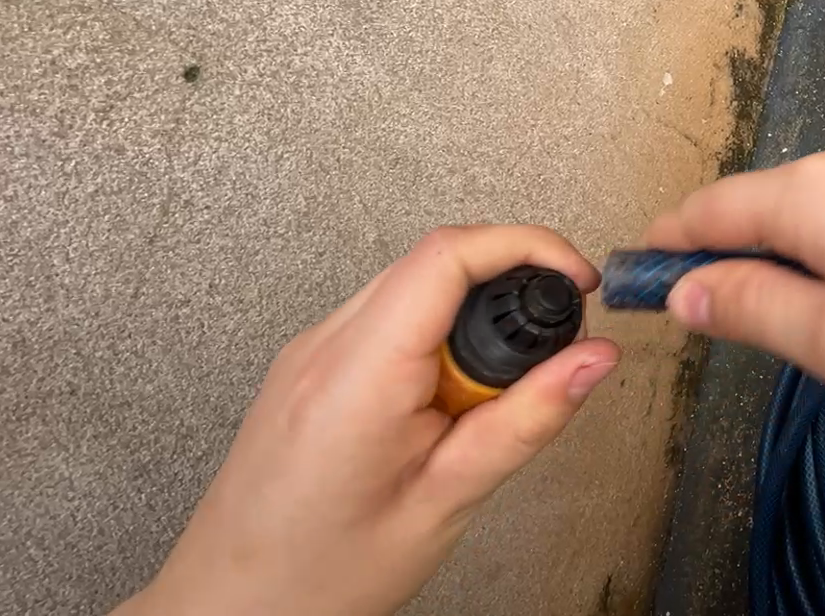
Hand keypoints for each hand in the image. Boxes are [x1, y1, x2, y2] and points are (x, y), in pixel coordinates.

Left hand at [118, 226, 620, 615]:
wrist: (229, 615)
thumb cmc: (319, 576)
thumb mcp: (448, 501)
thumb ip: (529, 420)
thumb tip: (595, 357)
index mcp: (356, 380)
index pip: (447, 257)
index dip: (529, 246)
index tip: (576, 276)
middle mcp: (325, 348)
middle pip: (442, 257)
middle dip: (519, 276)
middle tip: (555, 333)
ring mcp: (315, 349)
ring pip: (425, 278)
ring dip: (487, 304)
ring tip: (502, 378)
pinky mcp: (320, 359)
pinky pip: (404, 305)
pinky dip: (455, 324)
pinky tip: (462, 383)